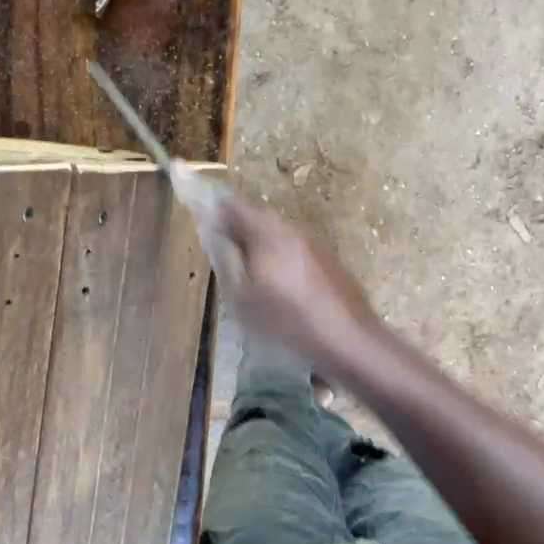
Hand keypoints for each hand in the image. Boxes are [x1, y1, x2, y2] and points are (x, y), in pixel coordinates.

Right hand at [207, 190, 381, 372]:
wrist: (348, 339)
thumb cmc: (288, 321)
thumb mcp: (242, 297)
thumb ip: (224, 258)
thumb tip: (208, 228)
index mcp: (267, 230)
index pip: (231, 204)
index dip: (210, 205)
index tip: (195, 212)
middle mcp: (291, 228)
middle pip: (255, 217)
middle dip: (234, 228)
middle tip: (218, 250)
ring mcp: (312, 242)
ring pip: (274, 233)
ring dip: (256, 243)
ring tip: (244, 271)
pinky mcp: (326, 258)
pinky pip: (291, 248)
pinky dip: (276, 256)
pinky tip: (275, 284)